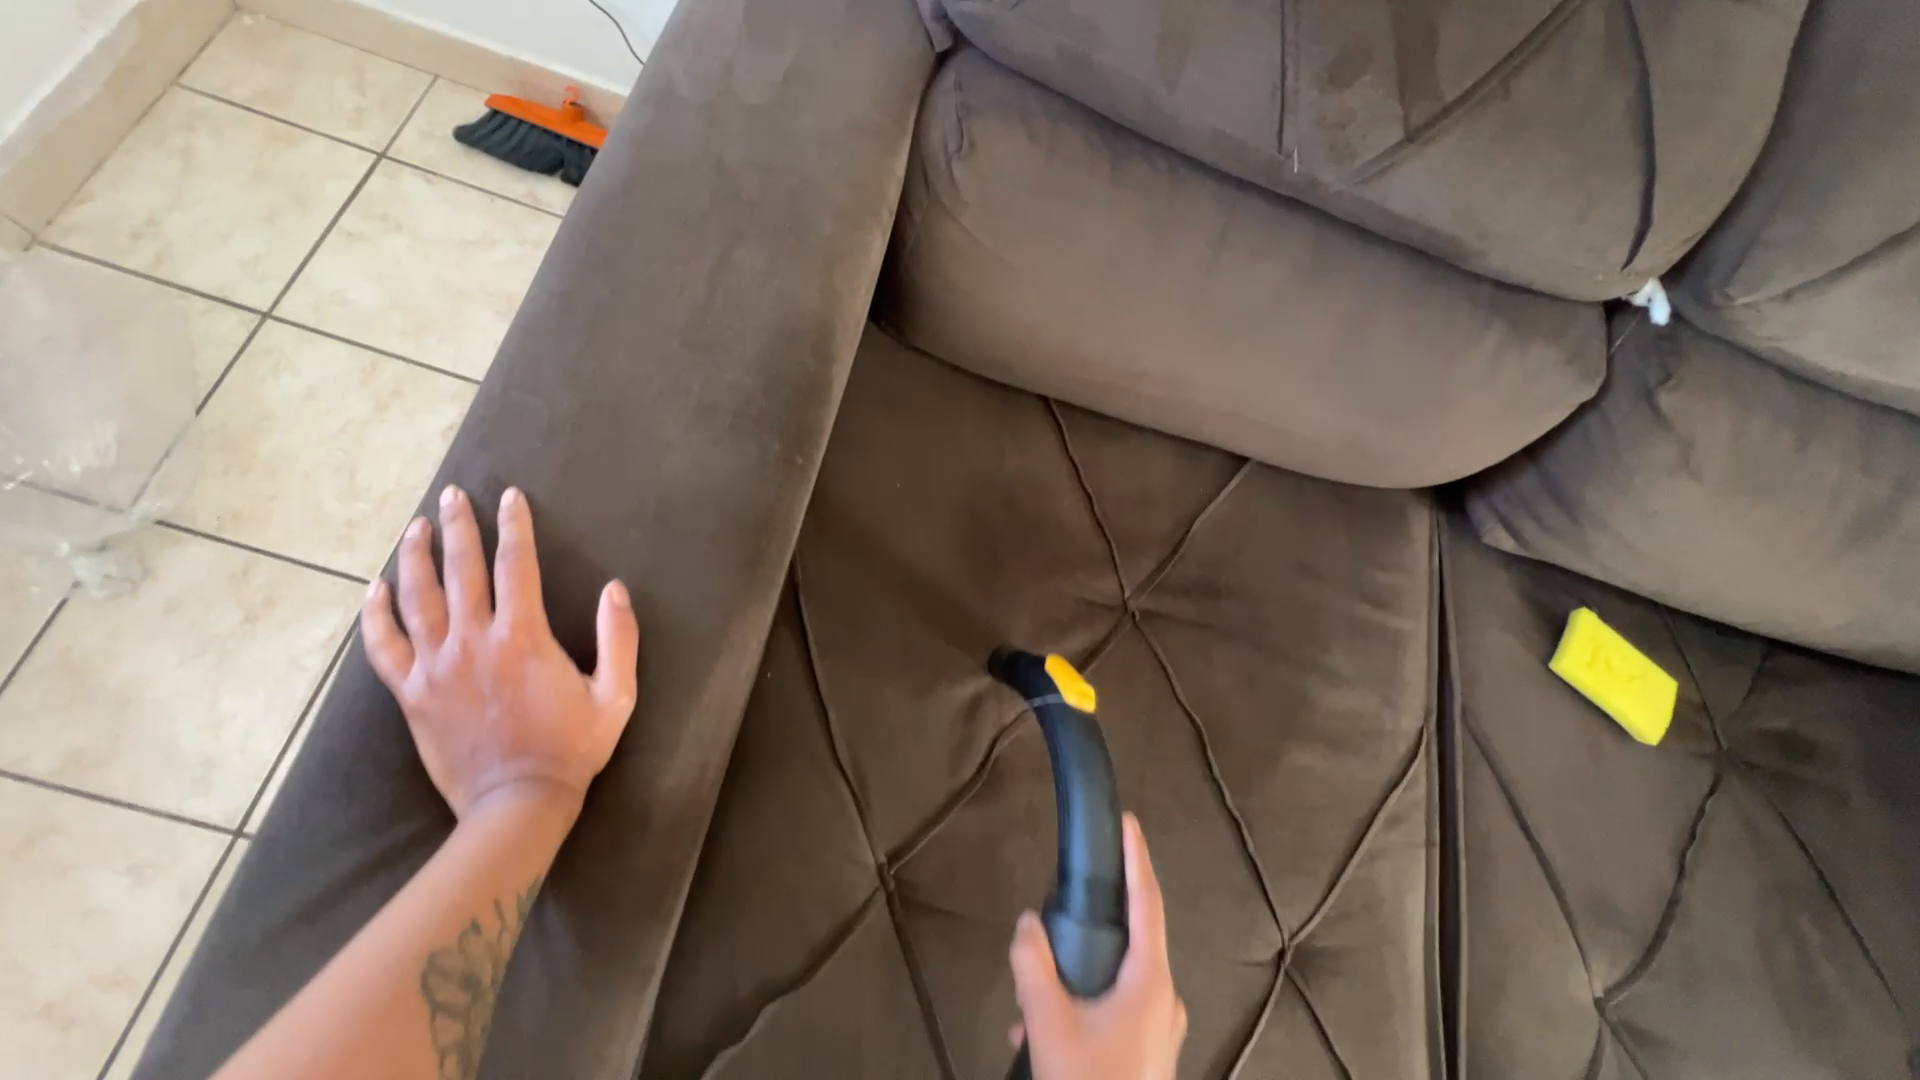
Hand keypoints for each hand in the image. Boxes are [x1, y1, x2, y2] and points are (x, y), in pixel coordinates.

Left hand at [361, 484, 639, 819]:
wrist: (516, 803)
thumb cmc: (572, 747)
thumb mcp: (617, 696)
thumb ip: (620, 639)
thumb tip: (615, 589)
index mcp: (523, 637)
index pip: (517, 565)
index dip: (513, 527)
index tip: (509, 497)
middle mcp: (473, 641)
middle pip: (461, 570)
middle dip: (457, 527)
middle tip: (452, 495)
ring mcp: (435, 666)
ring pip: (416, 598)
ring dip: (415, 557)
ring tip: (415, 526)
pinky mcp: (411, 693)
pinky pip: (384, 645)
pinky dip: (375, 613)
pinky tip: (375, 587)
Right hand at [1009, 814, 1187, 1079]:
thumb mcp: (1048, 1023)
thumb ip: (1032, 965)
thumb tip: (1027, 924)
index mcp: (1151, 982)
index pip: (1146, 902)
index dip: (1136, 858)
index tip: (1127, 821)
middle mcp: (1164, 998)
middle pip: (1124, 943)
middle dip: (1080, 938)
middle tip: (1047, 938)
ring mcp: (1160, 1028)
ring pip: (1111, 983)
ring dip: (1069, 987)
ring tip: (1027, 1014)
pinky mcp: (1148, 1051)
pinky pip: (1112, 1012)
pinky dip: (1078, 1013)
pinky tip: (1038, 1040)